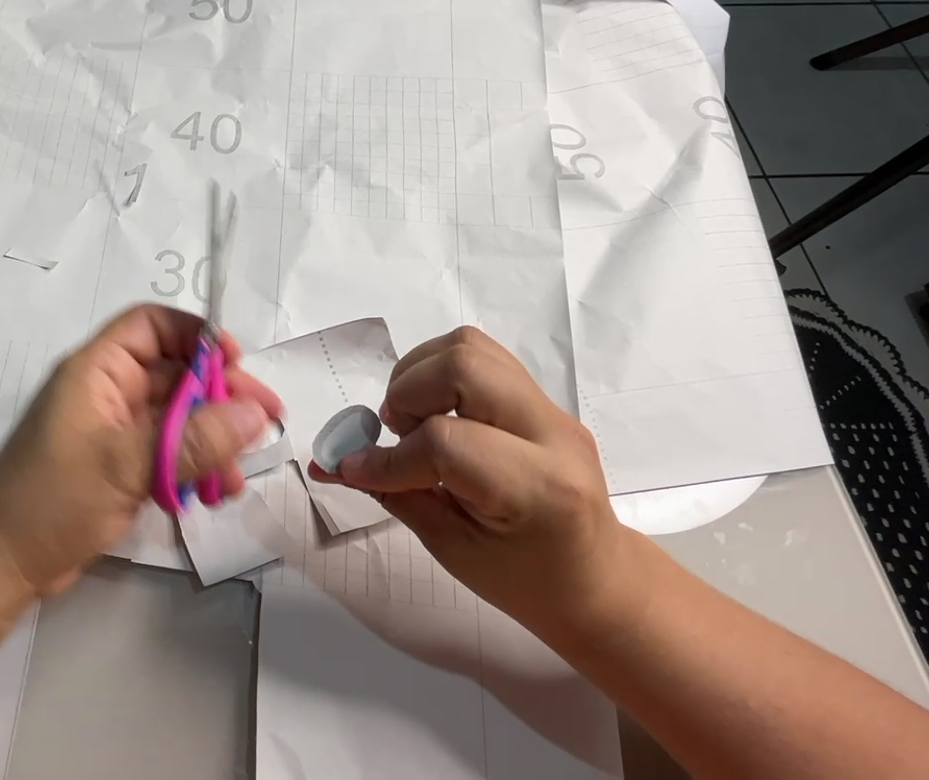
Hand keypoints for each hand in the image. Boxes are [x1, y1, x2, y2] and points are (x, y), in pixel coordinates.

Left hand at [0, 305, 282, 599]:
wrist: (1, 567)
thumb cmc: (53, 501)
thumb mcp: (128, 464)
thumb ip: (194, 438)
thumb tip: (256, 412)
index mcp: (98, 371)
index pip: (151, 326)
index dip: (195, 335)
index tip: (236, 363)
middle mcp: (109, 392)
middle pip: (175, 372)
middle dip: (220, 394)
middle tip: (266, 420)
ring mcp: (115, 431)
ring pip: (178, 416)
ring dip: (214, 437)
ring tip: (242, 472)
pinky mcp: (120, 466)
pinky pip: (169, 451)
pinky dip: (195, 465)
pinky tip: (218, 492)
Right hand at [309, 326, 635, 636]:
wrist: (595, 578)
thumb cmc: (524, 581)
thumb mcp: (451, 548)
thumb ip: (392, 494)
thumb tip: (333, 463)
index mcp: (538, 489)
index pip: (447, 443)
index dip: (390, 457)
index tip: (356, 469)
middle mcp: (552, 434)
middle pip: (463, 367)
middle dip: (408, 393)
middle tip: (395, 431)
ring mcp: (550, 408)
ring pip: (470, 348)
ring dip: (420, 374)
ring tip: (412, 419)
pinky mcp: (541, 398)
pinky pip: (481, 356)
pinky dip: (439, 371)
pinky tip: (432, 410)